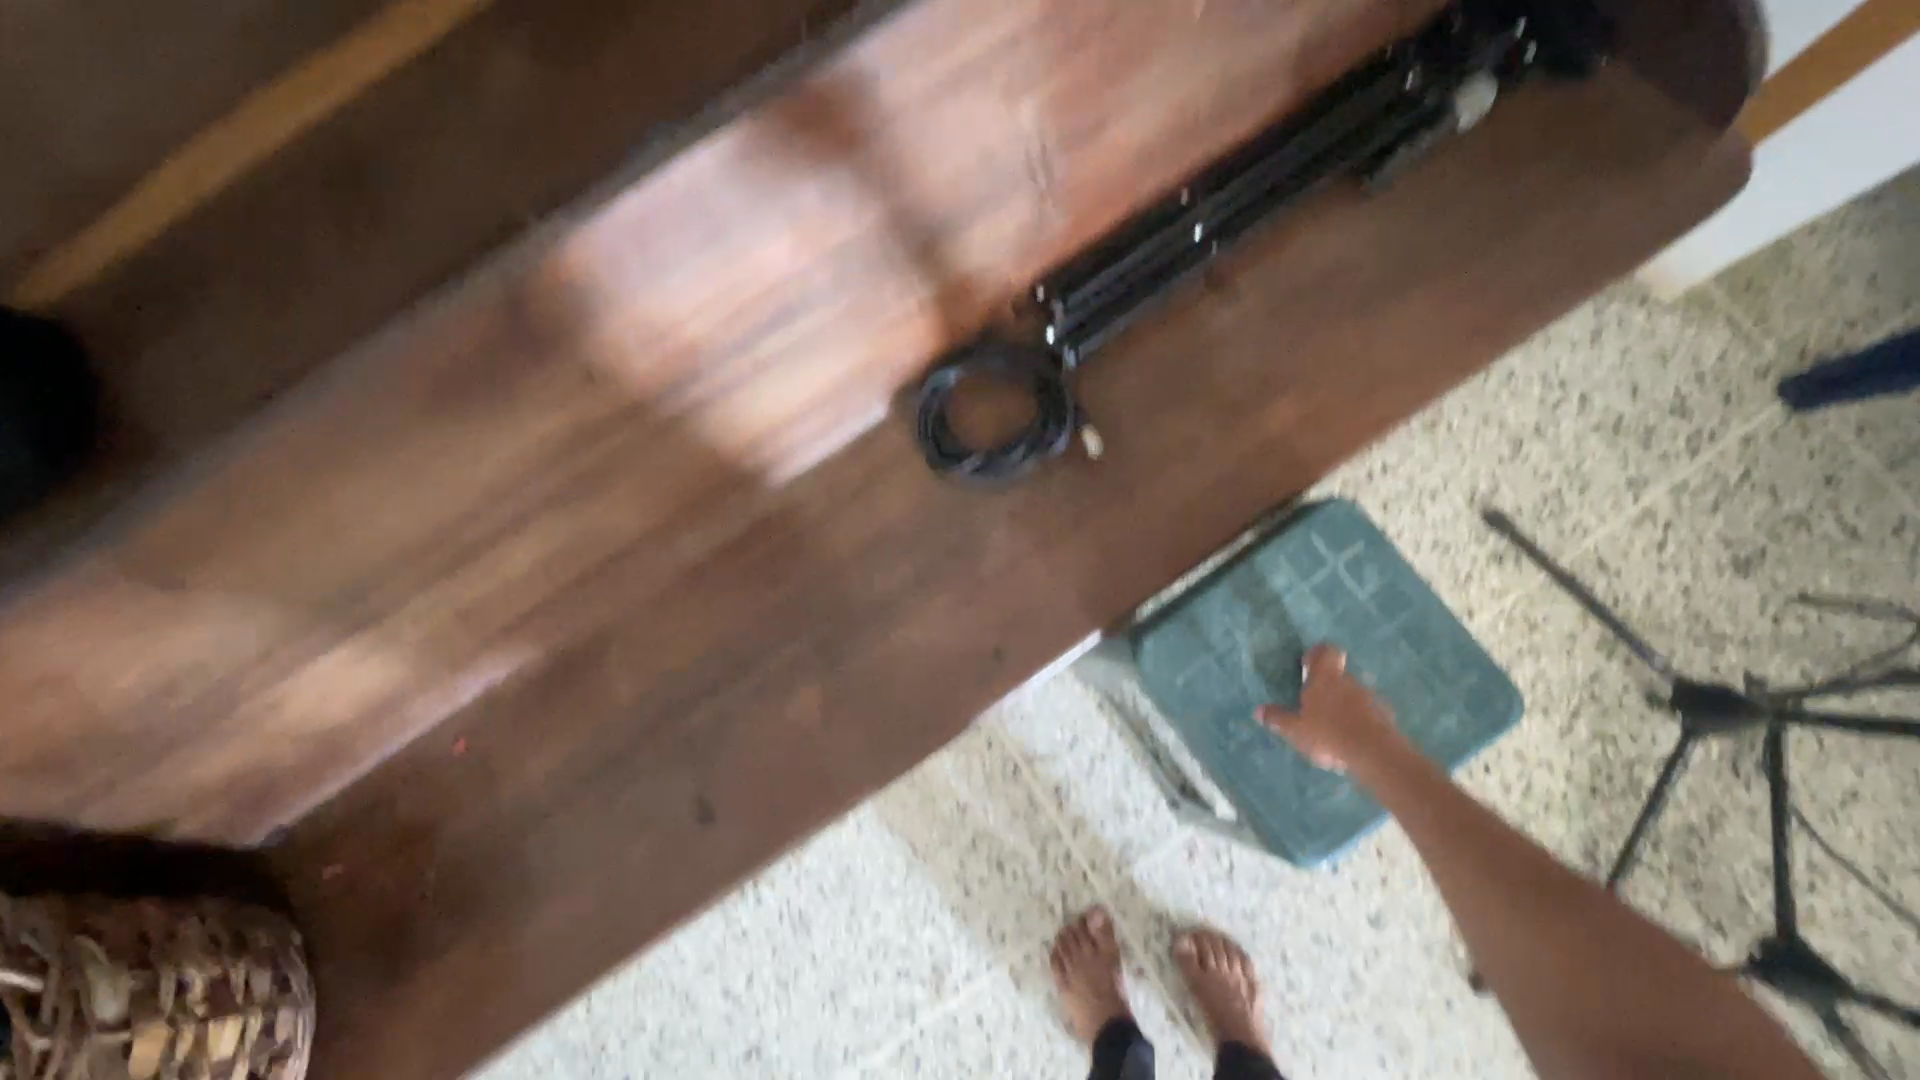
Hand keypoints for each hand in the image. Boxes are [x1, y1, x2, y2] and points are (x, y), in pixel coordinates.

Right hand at [1256, 644, 1405, 772]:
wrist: (1374, 753)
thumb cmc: (1328, 734)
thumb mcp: (1295, 730)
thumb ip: (1278, 718)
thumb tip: (1258, 710)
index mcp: (1325, 678)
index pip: (1325, 651)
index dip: (1317, 654)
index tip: (1308, 665)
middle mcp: (1349, 681)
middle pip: (1339, 674)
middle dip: (1328, 686)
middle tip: (1315, 704)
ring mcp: (1370, 697)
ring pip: (1354, 694)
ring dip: (1345, 704)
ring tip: (1333, 726)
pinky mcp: (1385, 716)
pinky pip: (1369, 712)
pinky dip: (1360, 720)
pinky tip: (1352, 738)